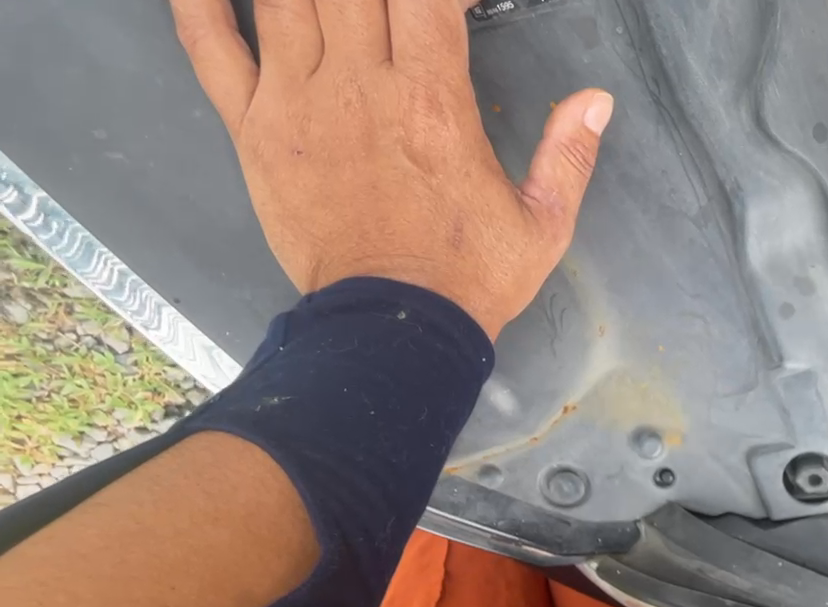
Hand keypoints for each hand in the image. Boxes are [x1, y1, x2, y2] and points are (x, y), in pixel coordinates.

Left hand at [170, 0, 613, 338]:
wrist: (399, 324)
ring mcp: (295, 99)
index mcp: (435, 105)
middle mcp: (359, 85)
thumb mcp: (545, 223)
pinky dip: (201, 0)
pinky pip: (207, 40)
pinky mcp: (252, 126)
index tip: (465, 3)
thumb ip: (568, 156)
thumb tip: (597, 100)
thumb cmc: (476, 275)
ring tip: (347, 8)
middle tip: (405, 11)